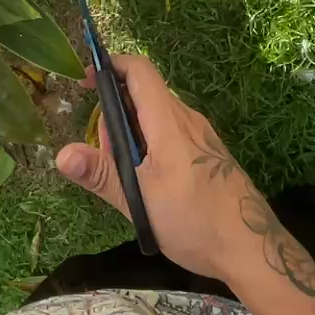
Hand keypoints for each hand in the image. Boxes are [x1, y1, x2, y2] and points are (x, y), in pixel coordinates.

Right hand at [55, 55, 260, 282]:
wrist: (254, 248)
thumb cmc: (193, 219)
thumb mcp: (139, 200)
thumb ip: (100, 173)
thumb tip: (61, 155)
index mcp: (167, 119)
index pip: (138, 69)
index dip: (109, 66)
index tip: (84, 84)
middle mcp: (186, 117)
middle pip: (144, 93)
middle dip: (115, 113)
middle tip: (104, 154)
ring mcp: (201, 135)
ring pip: (157, 115)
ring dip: (133, 132)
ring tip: (127, 175)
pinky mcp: (209, 153)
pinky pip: (172, 132)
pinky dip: (151, 144)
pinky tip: (151, 183)